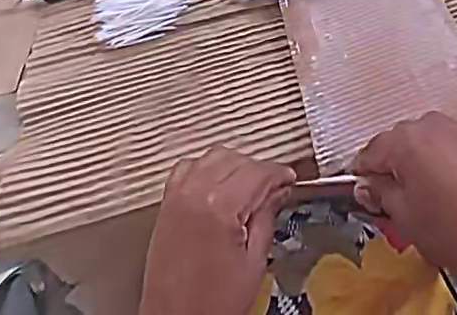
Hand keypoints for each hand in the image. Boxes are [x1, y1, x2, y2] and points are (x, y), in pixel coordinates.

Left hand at [140, 148, 294, 314]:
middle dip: (258, 171)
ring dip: (234, 165)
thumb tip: (278, 190)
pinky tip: (216, 185)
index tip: (289, 179)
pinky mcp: (167, 202)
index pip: (257, 172)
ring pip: (213, 156)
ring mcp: (178, 195)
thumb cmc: (212, 305)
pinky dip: (205, 168)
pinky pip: (188, 167)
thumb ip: (266, 218)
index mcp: (220, 207)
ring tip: (247, 189)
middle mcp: (196, 192)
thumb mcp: (253, 264)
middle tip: (273, 190)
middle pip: (236, 159)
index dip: (278, 174)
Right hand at [352, 113, 456, 282]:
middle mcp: (428, 124)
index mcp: (404, 139)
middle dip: (390, 169)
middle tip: (390, 202)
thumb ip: (379, 195)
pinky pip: (442, 147)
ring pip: (419, 144)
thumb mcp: (404, 217)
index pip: (369, 152)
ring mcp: (453, 130)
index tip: (362, 191)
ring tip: (421, 202)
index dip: (362, 175)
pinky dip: (436, 164)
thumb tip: (368, 187)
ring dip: (414, 165)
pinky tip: (443, 194)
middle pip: (394, 143)